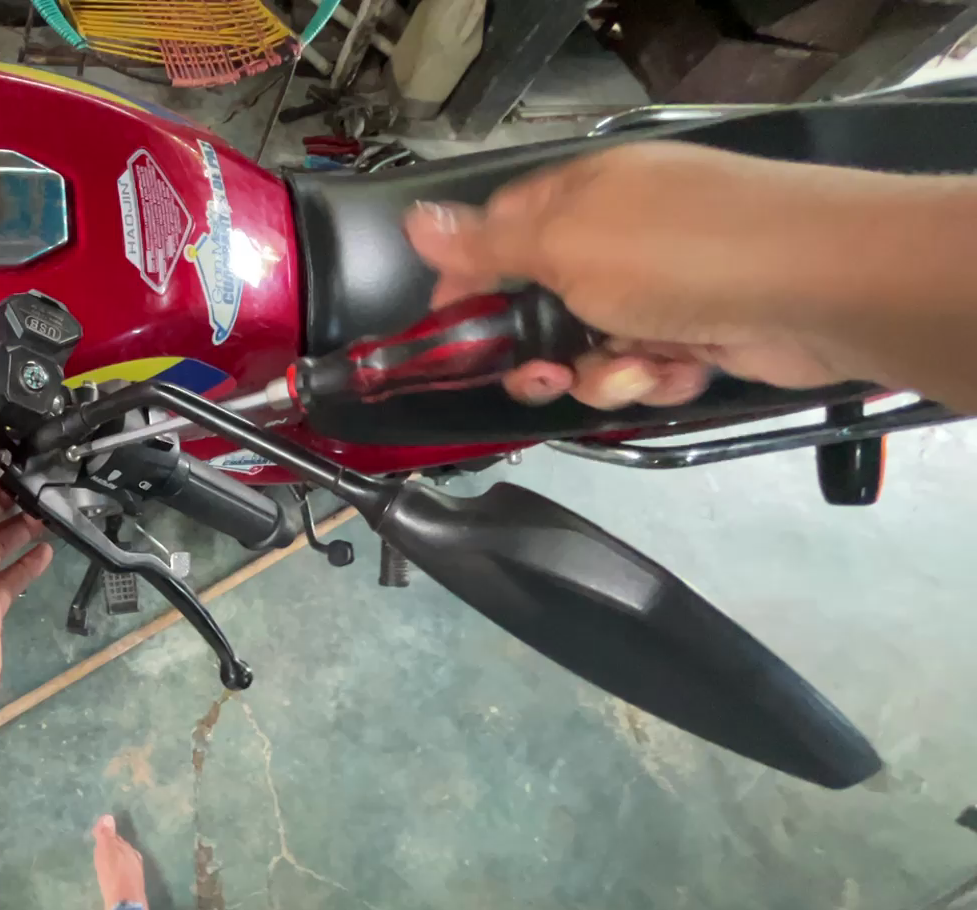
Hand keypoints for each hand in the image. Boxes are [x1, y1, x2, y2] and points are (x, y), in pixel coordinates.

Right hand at [402, 142, 882, 408]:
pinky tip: (673, 365)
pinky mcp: (686, 332)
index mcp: (580, 199)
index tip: (448, 327)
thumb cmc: (685, 253)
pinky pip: (630, 369)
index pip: (495, 237)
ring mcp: (652, 288)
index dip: (466, 283)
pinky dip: (644, 377)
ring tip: (629, 366)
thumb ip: (483, 244)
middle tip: (538, 370)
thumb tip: (414, 223)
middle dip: (529, 350)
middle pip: (530, 308)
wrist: (827, 290)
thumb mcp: (563, 243)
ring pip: (577, 351)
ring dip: (592, 372)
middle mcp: (613, 240)